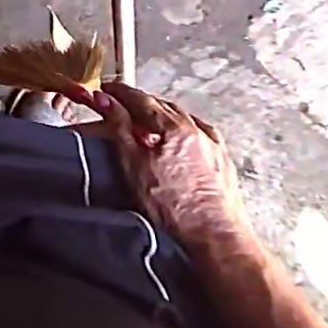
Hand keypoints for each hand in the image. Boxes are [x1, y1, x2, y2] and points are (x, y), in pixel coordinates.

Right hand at [67, 83, 250, 249]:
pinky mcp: (223, 161)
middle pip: (161, 104)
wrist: (216, 238)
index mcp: (173, 126)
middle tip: (118, 104)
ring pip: (182, 117)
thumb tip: (105, 99)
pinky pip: (201, 132)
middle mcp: (197, 130)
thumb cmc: (172, 204)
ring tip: (144, 118)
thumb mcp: (133, 162)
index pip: (140, 98)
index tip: (104, 90)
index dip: (118, 92)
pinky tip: (178, 134)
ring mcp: (213, 145)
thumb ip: (118, 126)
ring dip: (160, 113)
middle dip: (138, 101)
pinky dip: (183, 126)